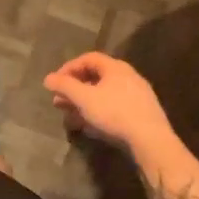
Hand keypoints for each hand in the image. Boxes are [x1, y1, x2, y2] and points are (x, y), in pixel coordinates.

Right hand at [42, 52, 172, 152]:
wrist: (150, 139)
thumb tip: (48, 78)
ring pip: (104, 94)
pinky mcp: (141, 112)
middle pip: (95, 77)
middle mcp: (128, 76)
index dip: (68, 68)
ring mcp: (137, 95)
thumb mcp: (84, 98)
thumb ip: (65, 86)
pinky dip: (98, 111)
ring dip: (84, 102)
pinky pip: (113, 106)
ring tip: (70, 116)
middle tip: (59, 101)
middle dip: (74, 88)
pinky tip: (89, 126)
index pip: (88, 59)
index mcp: (115, 67)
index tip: (55, 82)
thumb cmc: (114, 113)